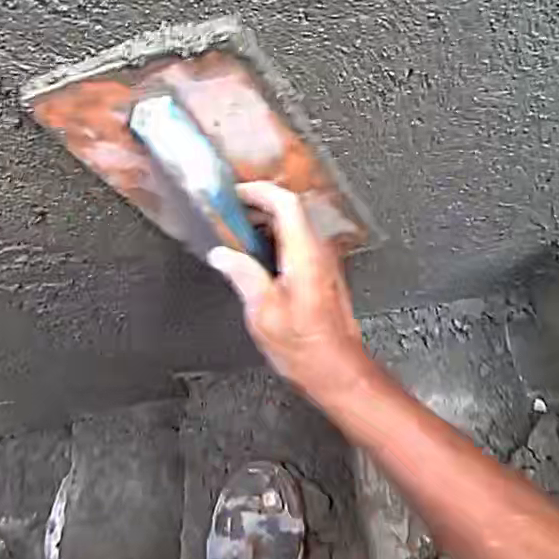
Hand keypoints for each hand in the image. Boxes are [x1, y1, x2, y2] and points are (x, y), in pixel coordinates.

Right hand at [206, 182, 373, 402]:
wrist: (336, 367)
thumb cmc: (304, 347)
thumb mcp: (263, 312)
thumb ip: (243, 276)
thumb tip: (223, 255)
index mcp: (304, 254)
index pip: (287, 203)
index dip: (260, 191)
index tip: (237, 193)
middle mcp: (318, 250)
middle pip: (292, 209)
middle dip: (260, 204)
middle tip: (231, 210)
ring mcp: (324, 259)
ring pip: (296, 224)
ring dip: (268, 221)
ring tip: (239, 231)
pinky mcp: (323, 271)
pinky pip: (300, 240)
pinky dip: (277, 237)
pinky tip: (258, 253)